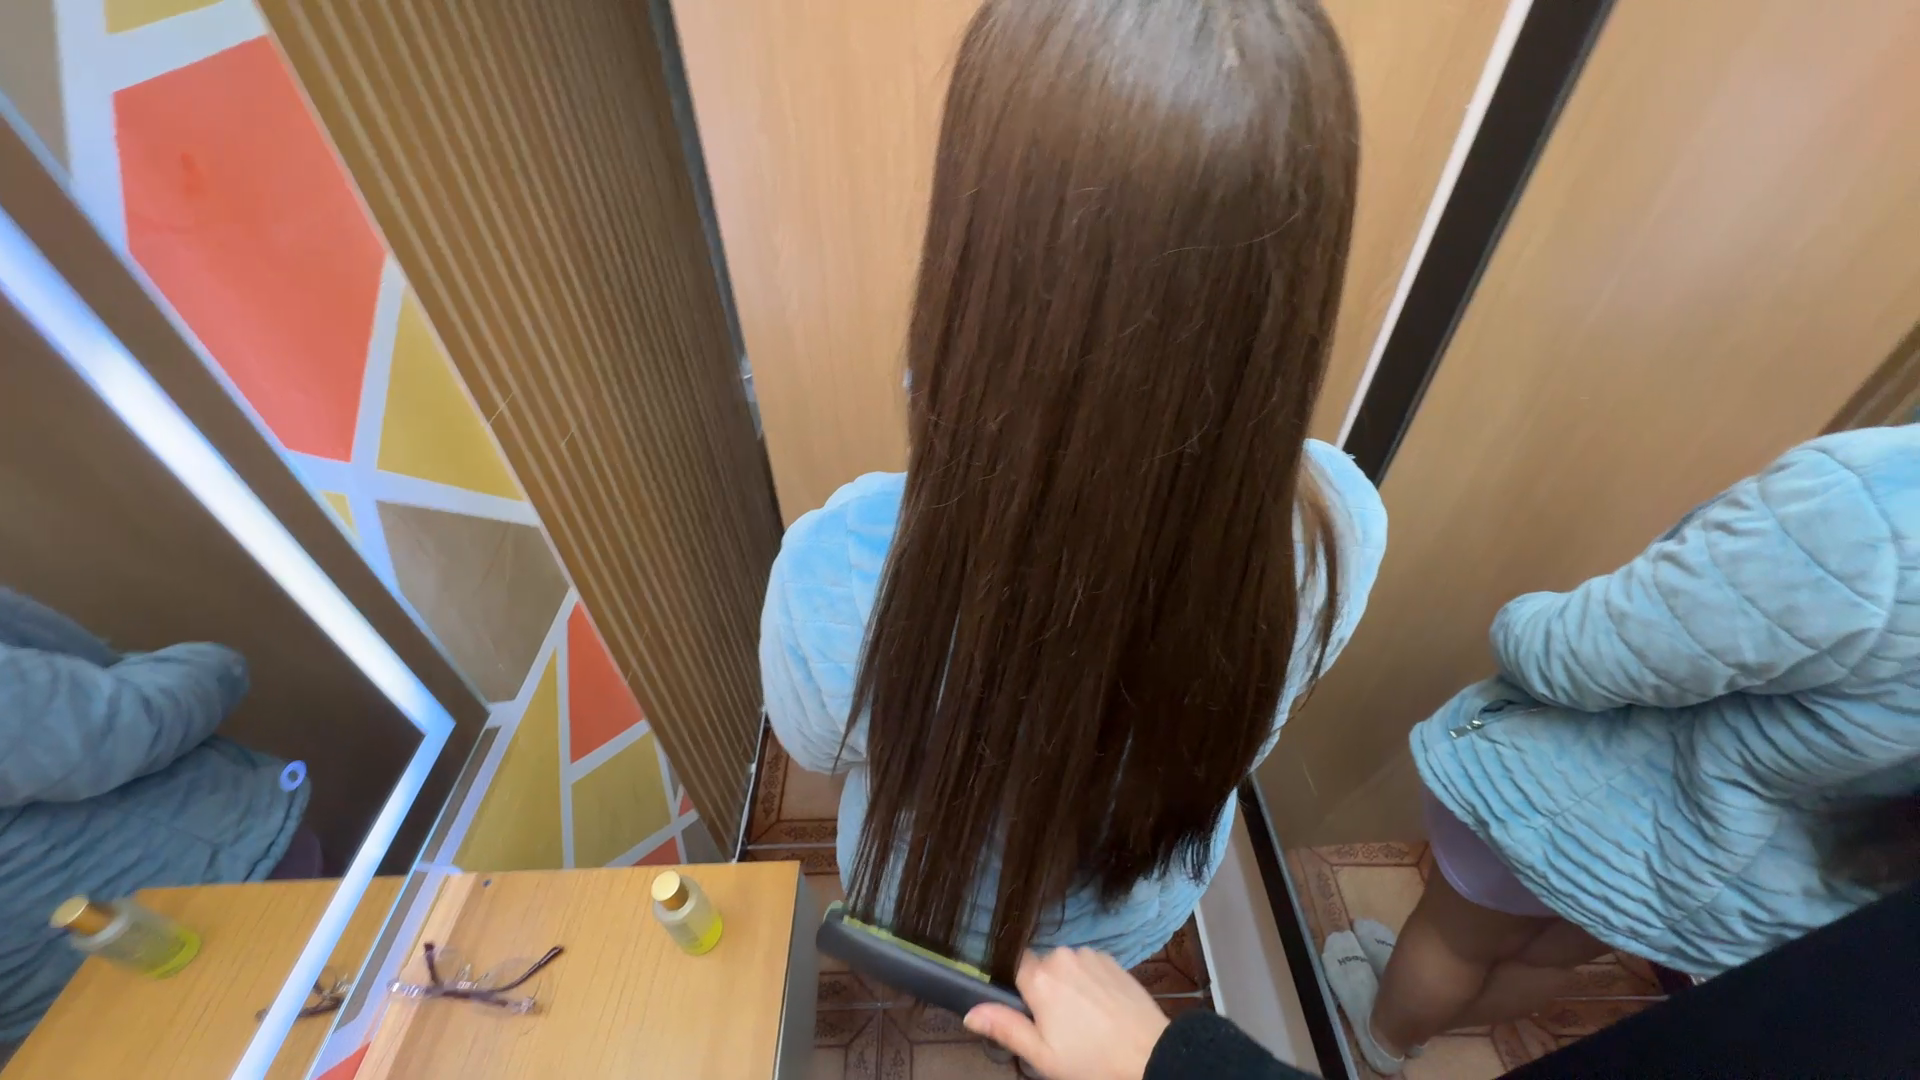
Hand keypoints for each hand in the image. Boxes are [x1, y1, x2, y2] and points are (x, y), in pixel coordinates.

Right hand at [964, 947, 1168, 1079]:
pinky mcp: (1110, 957)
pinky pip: (1087, 963)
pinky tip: (1101, 1006)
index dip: (1020, 988)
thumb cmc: (1091, 1061)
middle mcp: (1060, 955)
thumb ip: (1005, 1028)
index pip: (1015, 966)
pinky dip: (1088, 979)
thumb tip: (969, 1013)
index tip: (1029, 1010)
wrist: (1150, 1054)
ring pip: (1065, 964)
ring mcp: (1087, 953)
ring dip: (1067, 983)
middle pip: (1040, 966)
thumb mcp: (1043, 1055)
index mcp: (1039, 977)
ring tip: (1085, 1018)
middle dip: (1045, 989)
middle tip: (1059, 1025)